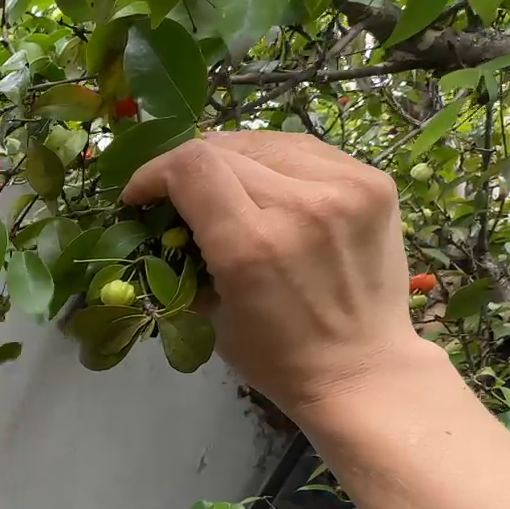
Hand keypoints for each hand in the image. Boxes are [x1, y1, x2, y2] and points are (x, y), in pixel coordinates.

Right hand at [123, 132, 426, 417]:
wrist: (359, 367)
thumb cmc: (273, 356)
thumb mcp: (210, 314)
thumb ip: (186, 260)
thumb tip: (163, 225)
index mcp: (250, 246)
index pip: (190, 168)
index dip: (152, 173)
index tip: (137, 196)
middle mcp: (299, 204)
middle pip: (222, 150)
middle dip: (181, 169)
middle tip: (170, 196)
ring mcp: (344, 186)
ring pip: (263, 141)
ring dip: (225, 158)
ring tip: (213, 186)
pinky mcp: (372, 181)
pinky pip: (303, 150)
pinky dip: (268, 161)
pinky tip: (258, 183)